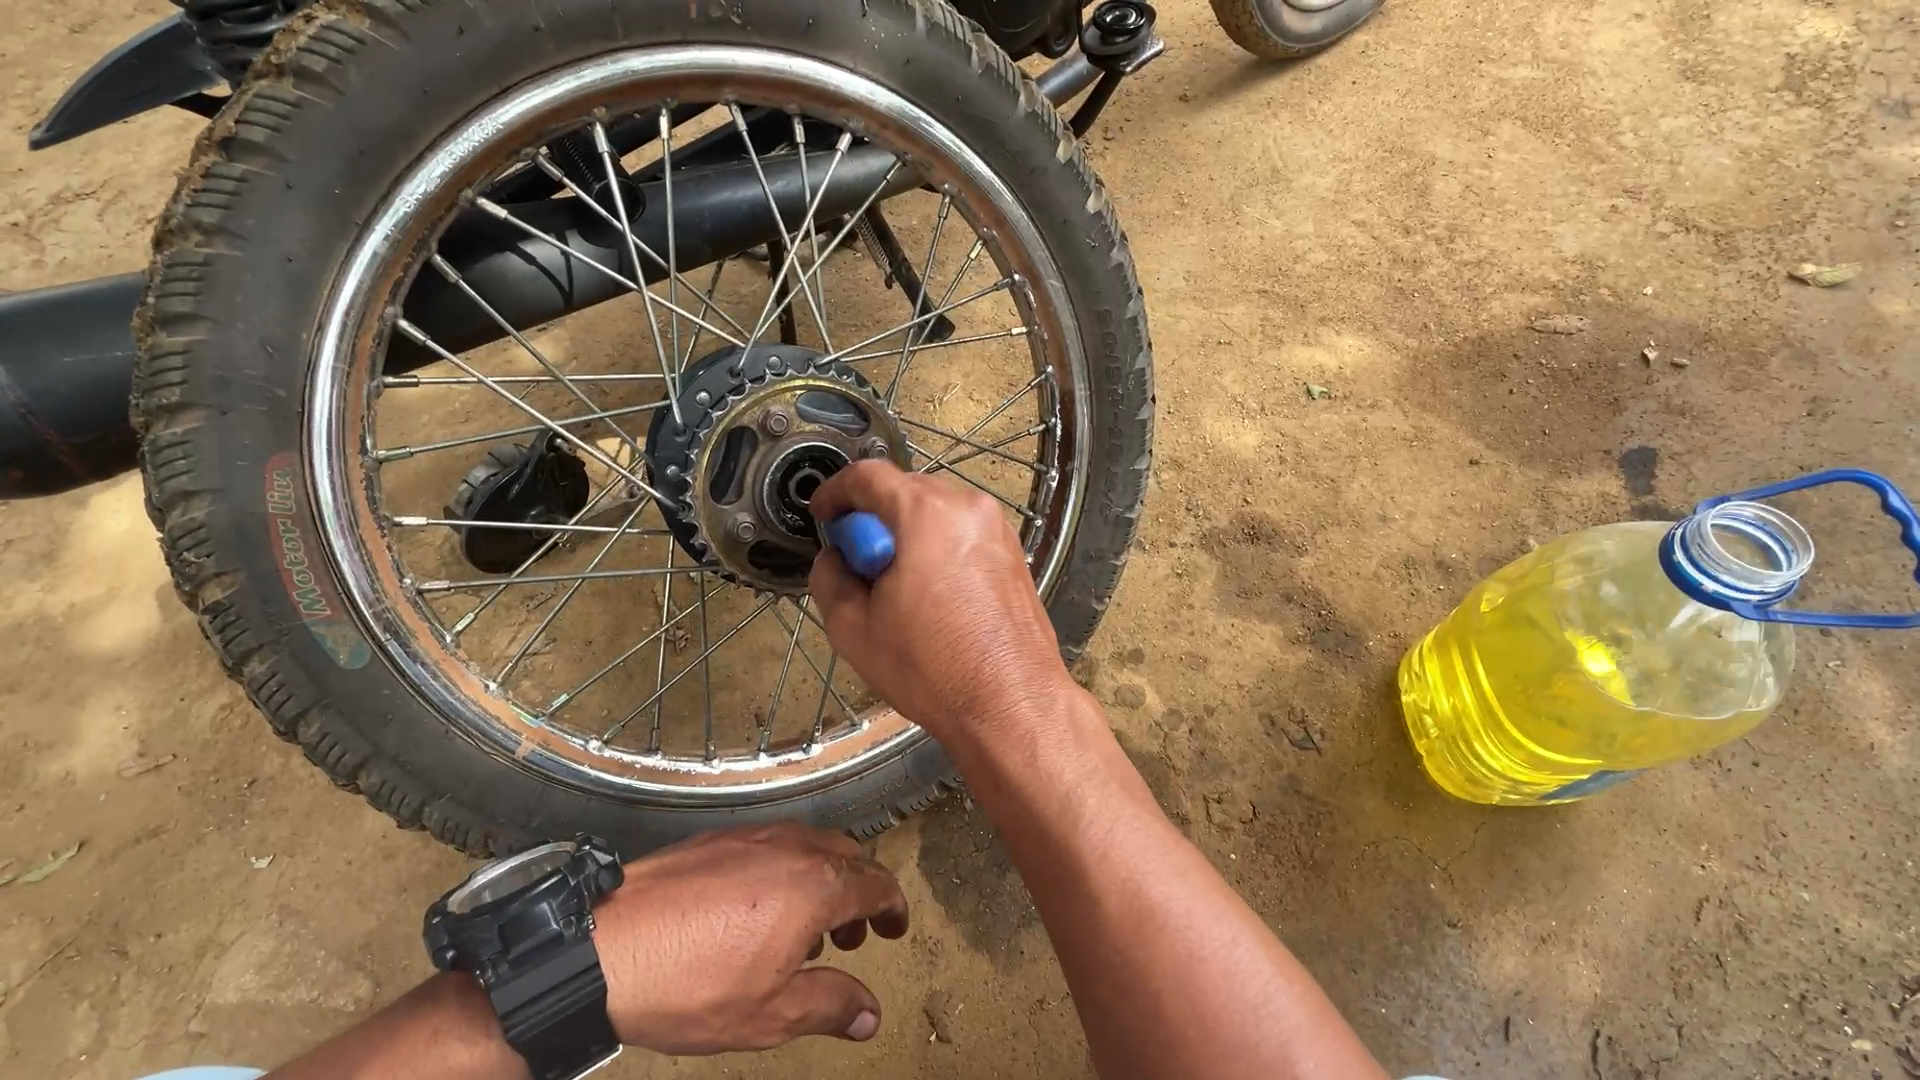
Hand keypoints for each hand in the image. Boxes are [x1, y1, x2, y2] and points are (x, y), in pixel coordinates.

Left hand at [590, 825, 908, 1053]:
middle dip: (859, 893)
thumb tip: (869, 1014)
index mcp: (816, 886)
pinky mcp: (717, 838)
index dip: (892, 907)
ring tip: (805, 929)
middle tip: (851, 937)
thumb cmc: (690, 984)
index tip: (893, 927)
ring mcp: (751, 836)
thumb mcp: (770, 1013)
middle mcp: (791, 848)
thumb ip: (829, 1006)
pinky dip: (786, 868)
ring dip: (823, 879)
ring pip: (810, 845)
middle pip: (848, 856)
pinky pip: (771, 843)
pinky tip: (759, 910)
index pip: (876, 884)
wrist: (604, 948)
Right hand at [807, 460, 1075, 743]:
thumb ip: (830, 579)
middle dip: (874, 518)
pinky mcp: (1014, 553)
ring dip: (907, 534)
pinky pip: (963, 533)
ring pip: (937, 512)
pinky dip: (938, 548)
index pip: (868, 475)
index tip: (822, 514)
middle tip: (856, 560)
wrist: (1012, 703)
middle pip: (906, 490)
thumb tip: (833, 560)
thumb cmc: (936, 670)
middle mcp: (969, 508)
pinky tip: (930, 595)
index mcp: (926, 514)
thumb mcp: (854, 629)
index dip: (834, 491)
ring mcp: (998, 529)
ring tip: (895, 586)